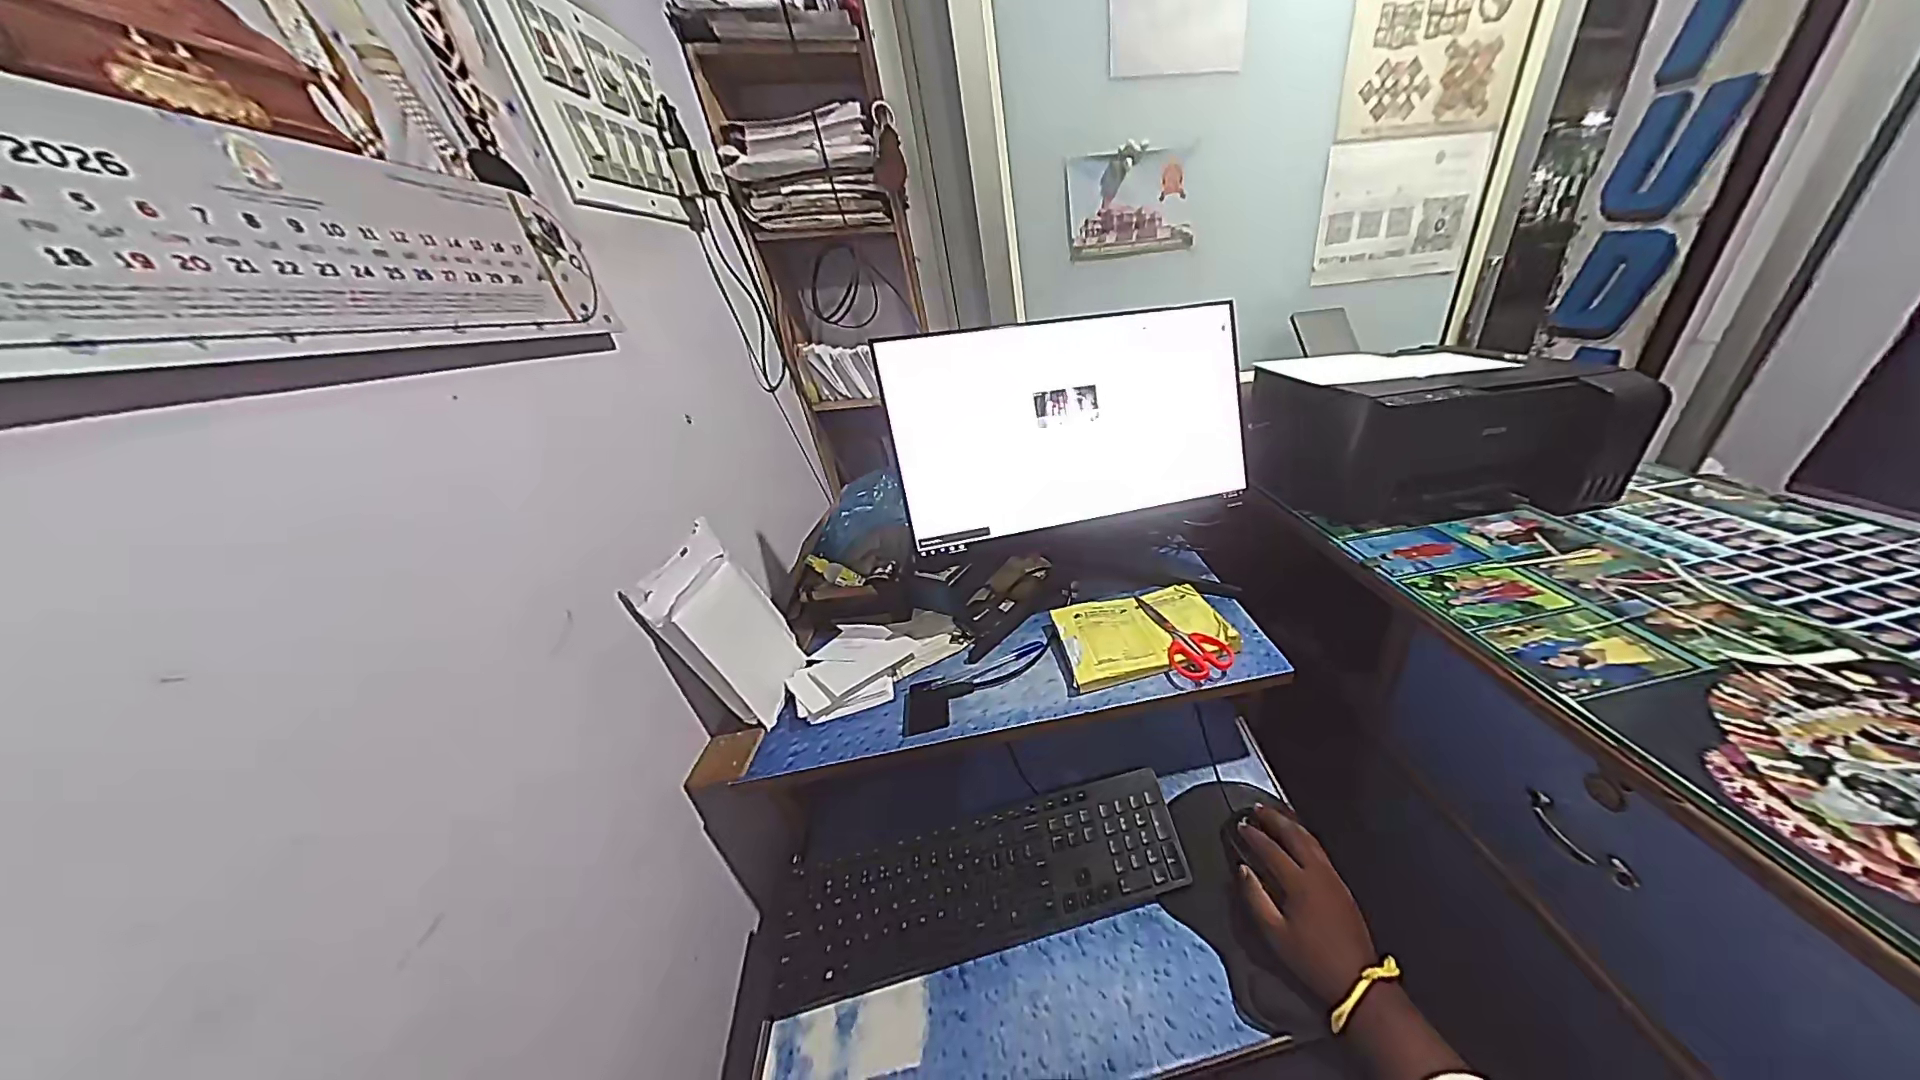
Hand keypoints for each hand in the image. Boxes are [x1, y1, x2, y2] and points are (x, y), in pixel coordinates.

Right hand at [1233, 804, 1376, 1002]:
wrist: (1357, 981)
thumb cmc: (1311, 958)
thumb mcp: (1274, 933)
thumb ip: (1255, 897)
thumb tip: (1242, 869)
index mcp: (1300, 883)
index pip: (1272, 850)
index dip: (1254, 836)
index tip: (1241, 826)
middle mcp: (1318, 874)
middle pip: (1295, 836)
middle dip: (1275, 819)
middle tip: (1258, 809)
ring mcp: (1333, 878)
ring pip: (1311, 841)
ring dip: (1292, 824)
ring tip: (1277, 816)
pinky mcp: (1342, 886)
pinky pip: (1320, 851)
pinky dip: (1305, 837)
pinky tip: (1299, 838)